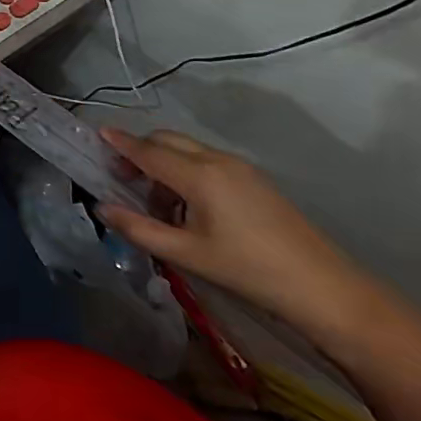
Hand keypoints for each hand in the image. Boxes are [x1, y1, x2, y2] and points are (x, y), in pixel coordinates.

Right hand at [95, 128, 374, 334]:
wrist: (323, 287)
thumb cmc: (247, 270)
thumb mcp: (186, 254)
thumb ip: (139, 228)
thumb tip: (103, 208)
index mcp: (199, 175)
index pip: (148, 151)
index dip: (121, 142)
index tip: (98, 133)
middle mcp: (217, 160)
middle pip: (167, 141)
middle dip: (140, 151)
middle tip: (121, 177)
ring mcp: (239, 167)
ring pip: (186, 151)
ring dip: (163, 165)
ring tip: (156, 206)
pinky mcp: (253, 179)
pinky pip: (206, 162)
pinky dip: (185, 172)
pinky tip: (187, 208)